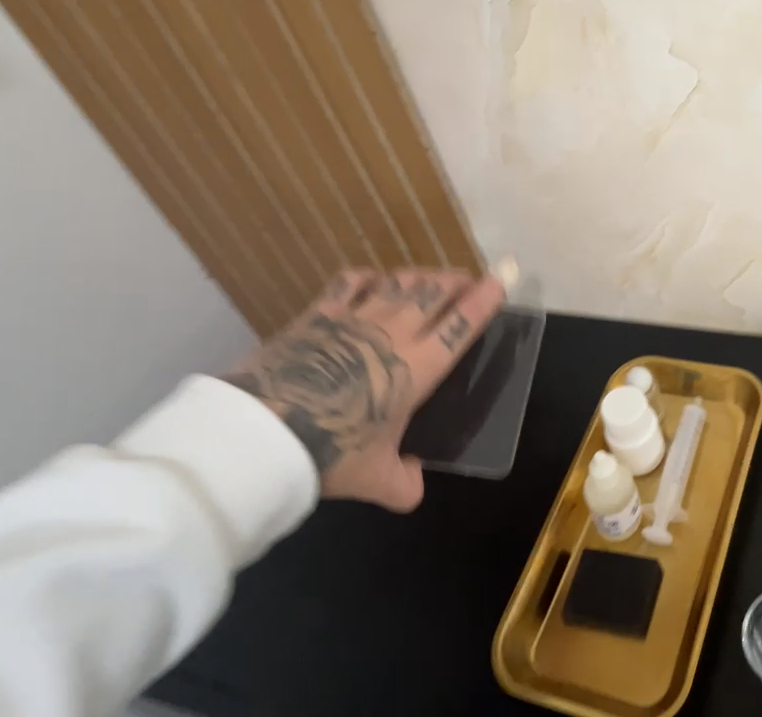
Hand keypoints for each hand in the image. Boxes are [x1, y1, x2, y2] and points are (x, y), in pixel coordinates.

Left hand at [221, 267, 505, 509]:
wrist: (263, 430)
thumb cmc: (331, 449)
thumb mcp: (374, 479)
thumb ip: (403, 483)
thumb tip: (414, 486)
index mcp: (418, 367)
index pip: (461, 324)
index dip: (483, 300)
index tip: (499, 281)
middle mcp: (393, 333)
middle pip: (434, 292)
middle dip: (456, 280)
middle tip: (468, 278)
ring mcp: (355, 317)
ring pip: (399, 282)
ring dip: (421, 276)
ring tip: (431, 277)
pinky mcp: (318, 313)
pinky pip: (350, 283)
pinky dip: (368, 277)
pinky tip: (372, 279)